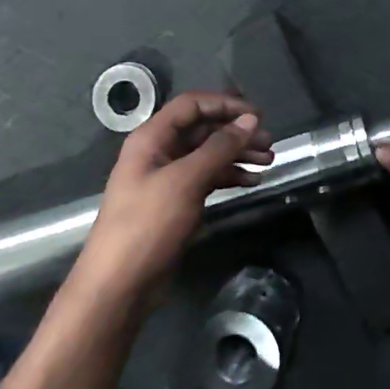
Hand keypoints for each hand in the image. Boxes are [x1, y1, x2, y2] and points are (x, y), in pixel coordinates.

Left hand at [81, 92, 273, 293]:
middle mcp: (159, 152)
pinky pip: (207, 178)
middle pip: (203, 129)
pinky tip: (252, 181)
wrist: (120, 283)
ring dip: (237, 154)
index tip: (257, 116)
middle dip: (236, 133)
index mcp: (152, 138)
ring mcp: (167, 178)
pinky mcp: (176, 201)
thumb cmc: (148, 224)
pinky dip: (229, 176)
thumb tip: (249, 120)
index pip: (192, 105)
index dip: (225, 105)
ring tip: (268, 161)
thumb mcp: (186, 180)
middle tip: (269, 143)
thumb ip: (219, 148)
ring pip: (208, 154)